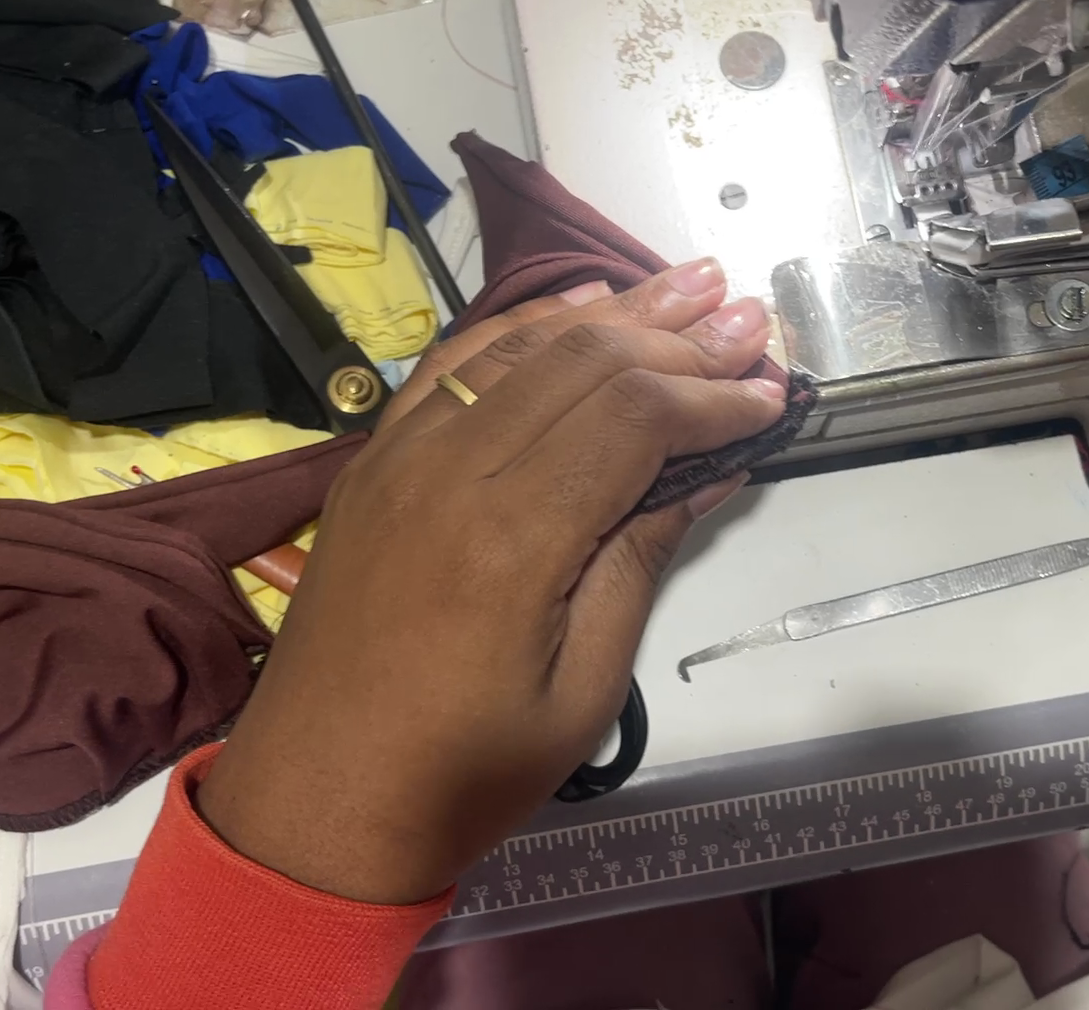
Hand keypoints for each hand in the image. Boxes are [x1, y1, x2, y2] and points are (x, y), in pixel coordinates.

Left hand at [195, 259, 780, 903]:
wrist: (317, 803)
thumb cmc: (464, 771)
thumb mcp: (583, 690)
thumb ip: (641, 561)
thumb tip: (707, 473)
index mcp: (514, 538)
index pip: (633, 420)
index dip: (712, 397)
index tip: (770, 395)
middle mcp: (453, 470)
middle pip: (586, 364)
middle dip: (680, 338)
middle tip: (748, 318)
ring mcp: (402, 454)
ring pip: (526, 347)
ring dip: (616, 311)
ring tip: (689, 285)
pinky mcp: (376, 458)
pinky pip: (458, 364)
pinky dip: (527, 326)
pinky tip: (580, 303)